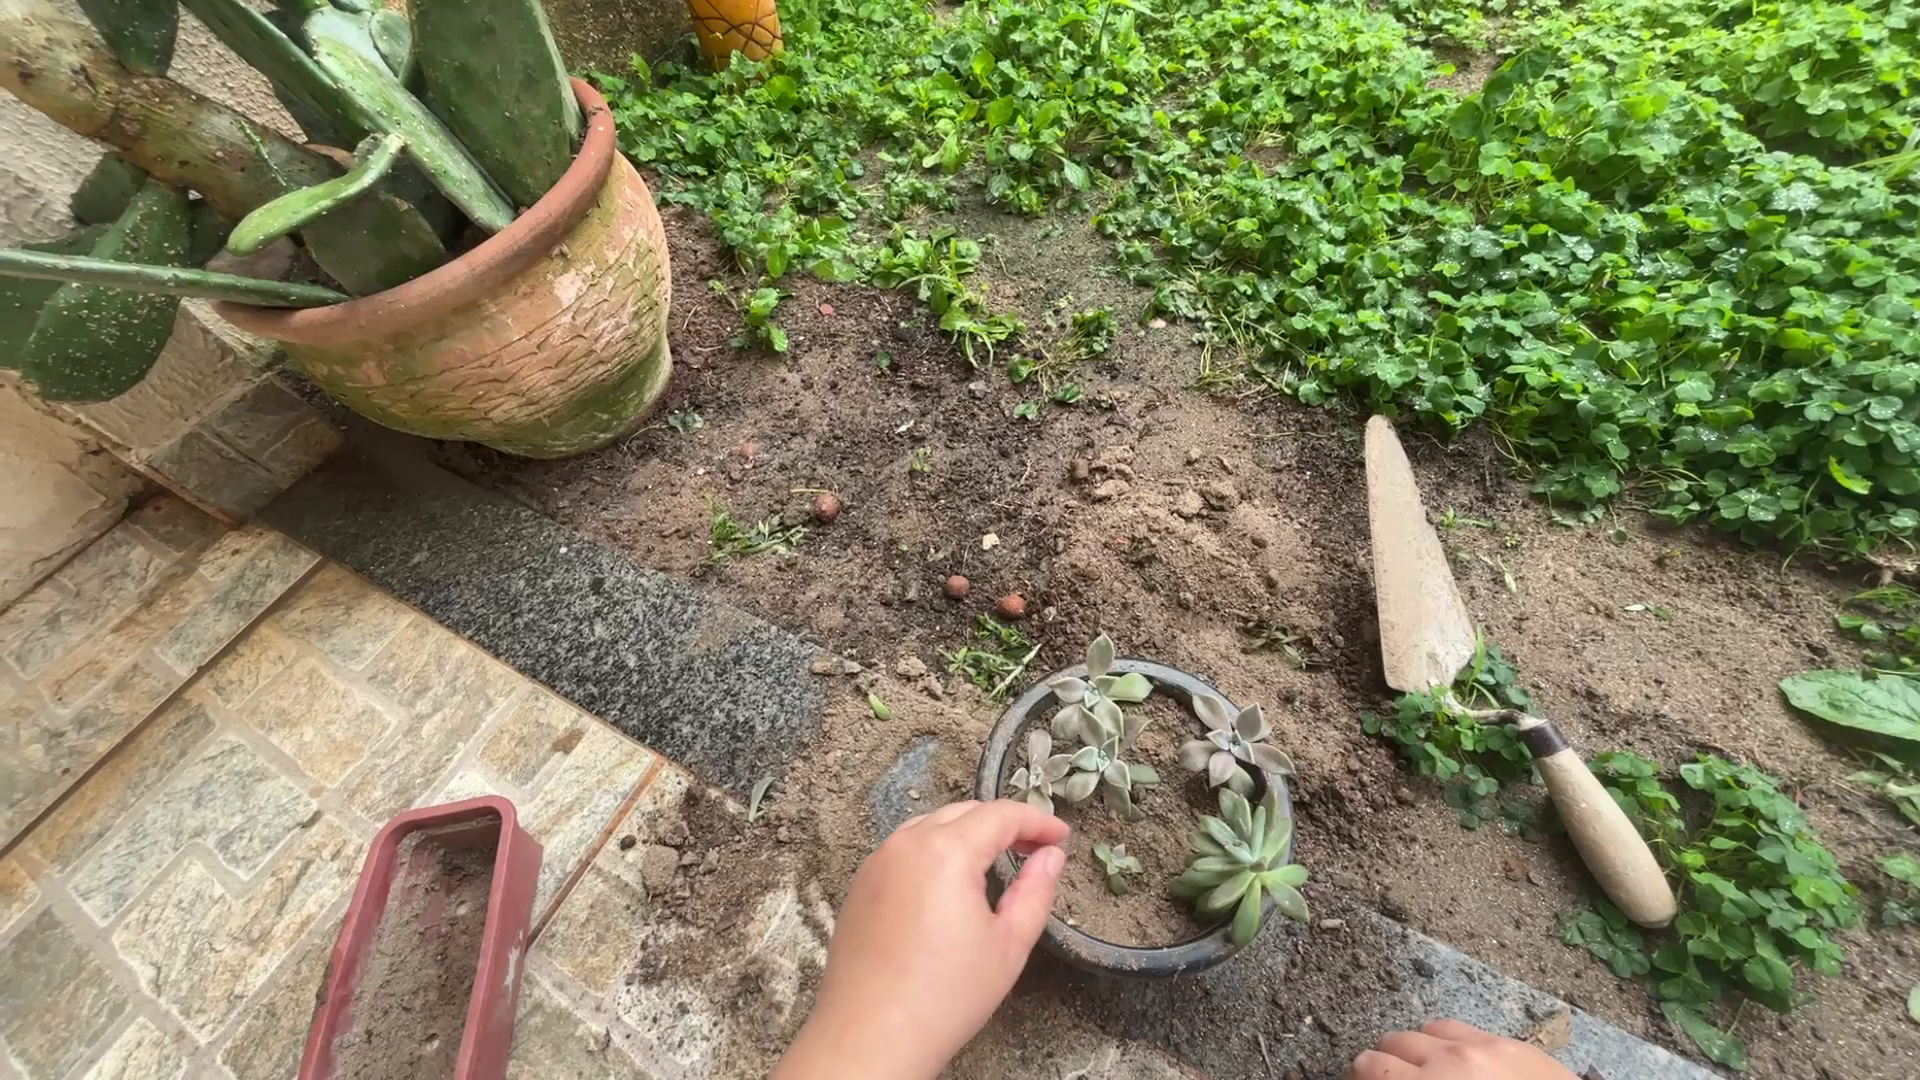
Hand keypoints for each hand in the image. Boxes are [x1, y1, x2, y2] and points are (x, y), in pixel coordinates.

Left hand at [773, 799, 1068, 1079]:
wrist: (868, 1038)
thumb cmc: (943, 998)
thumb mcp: (1007, 946)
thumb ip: (1035, 891)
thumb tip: (1050, 856)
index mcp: (946, 850)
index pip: (1000, 815)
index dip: (1037, 820)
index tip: (1062, 835)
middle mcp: (908, 842)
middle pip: (966, 812)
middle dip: (1004, 824)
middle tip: (1035, 847)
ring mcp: (879, 859)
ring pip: (933, 824)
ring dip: (968, 832)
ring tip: (997, 858)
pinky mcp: (862, 881)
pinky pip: (906, 847)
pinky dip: (936, 848)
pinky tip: (949, 879)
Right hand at [1348, 1019, 1579, 1078]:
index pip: (1369, 1067)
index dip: (1357, 1079)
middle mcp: (1450, 1061)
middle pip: (1389, 1044)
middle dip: (1385, 1067)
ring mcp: (1483, 1048)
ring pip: (1422, 1032)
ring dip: (1416, 1054)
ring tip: (1425, 1077)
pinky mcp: (1513, 1044)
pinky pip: (1459, 1030)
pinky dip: (1448, 1046)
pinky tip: (1459, 1068)